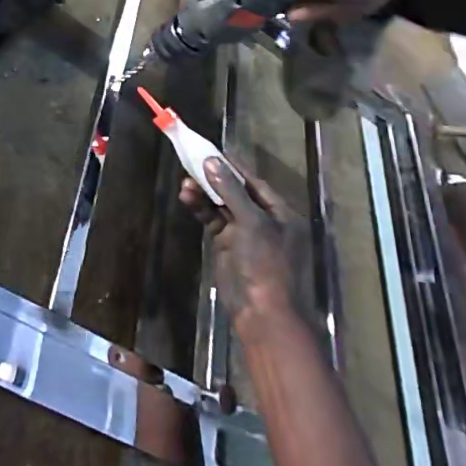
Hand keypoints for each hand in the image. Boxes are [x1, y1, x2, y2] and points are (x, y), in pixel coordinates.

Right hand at [178, 160, 297, 325]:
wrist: (263, 315)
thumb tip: (212, 162)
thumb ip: (231, 191)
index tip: (212, 150)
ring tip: (184, 181)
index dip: (233, 166)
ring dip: (204, 193)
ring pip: (222, 206)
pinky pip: (213, 221)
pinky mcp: (227, 246)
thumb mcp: (252, 223)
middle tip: (192, 161)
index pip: (254, 182)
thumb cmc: (266, 264)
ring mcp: (244, 234)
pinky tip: (187, 197)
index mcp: (280, 212)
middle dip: (215, 178)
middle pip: (236, 191)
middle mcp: (263, 219)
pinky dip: (201, 209)